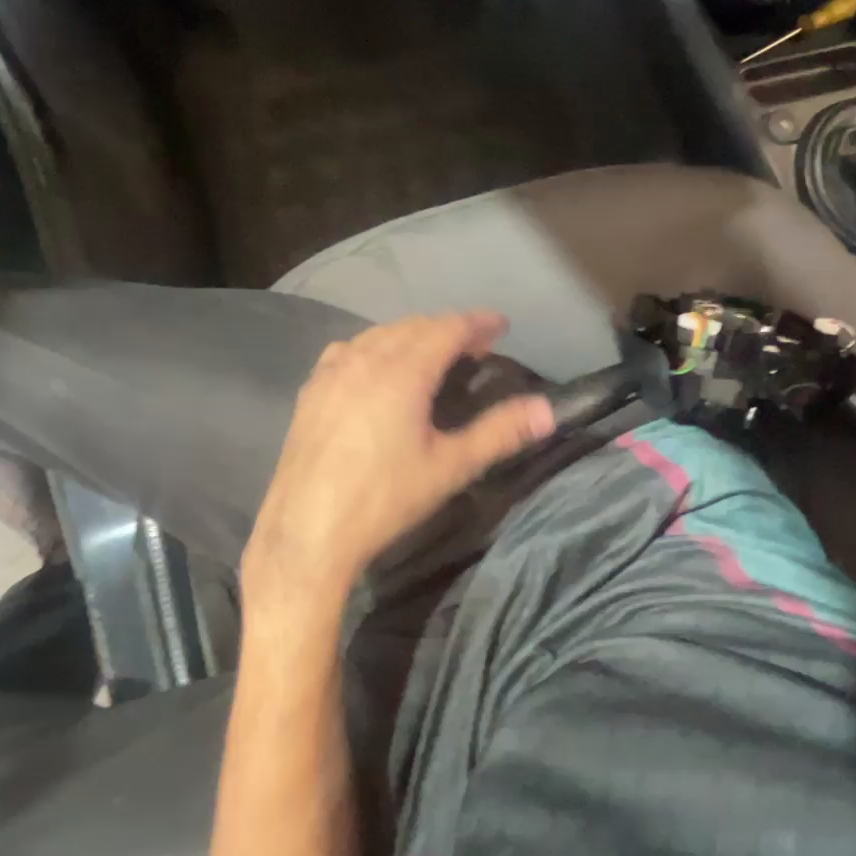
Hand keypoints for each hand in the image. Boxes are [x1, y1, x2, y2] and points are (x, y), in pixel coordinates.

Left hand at [244, 313, 556, 592]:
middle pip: (414, 326)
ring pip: (379, 334)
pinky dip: (376, 347)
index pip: (447, 328)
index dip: (478, 323)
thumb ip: (500, 432)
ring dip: (412, 335)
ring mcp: (332, 373)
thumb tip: (547, 410)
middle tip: (476, 346)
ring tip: (433, 354)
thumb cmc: (385, 499)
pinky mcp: (310, 392)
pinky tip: (378, 369)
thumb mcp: (451, 467)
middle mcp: (365, 359)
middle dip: (448, 328)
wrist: (308, 532)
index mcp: (403, 372)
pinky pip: (350, 350)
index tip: (501, 326)